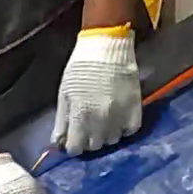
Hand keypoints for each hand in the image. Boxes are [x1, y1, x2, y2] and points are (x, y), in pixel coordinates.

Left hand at [50, 24, 142, 154]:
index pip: (75, 149)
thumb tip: (58, 143)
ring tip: (104, 123)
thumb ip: (62, 121)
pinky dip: (124, 129)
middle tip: (88, 129)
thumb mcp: (65, 95)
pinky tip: (119, 120)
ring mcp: (119, 114)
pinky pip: (131, 130)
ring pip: (112, 140)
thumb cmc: (81, 69)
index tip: (73, 139)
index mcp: (80, 117)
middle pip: (94, 146)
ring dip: (106, 135)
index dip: (73, 146)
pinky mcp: (135, 106)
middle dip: (89, 140)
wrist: (107, 44)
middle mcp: (100, 120)